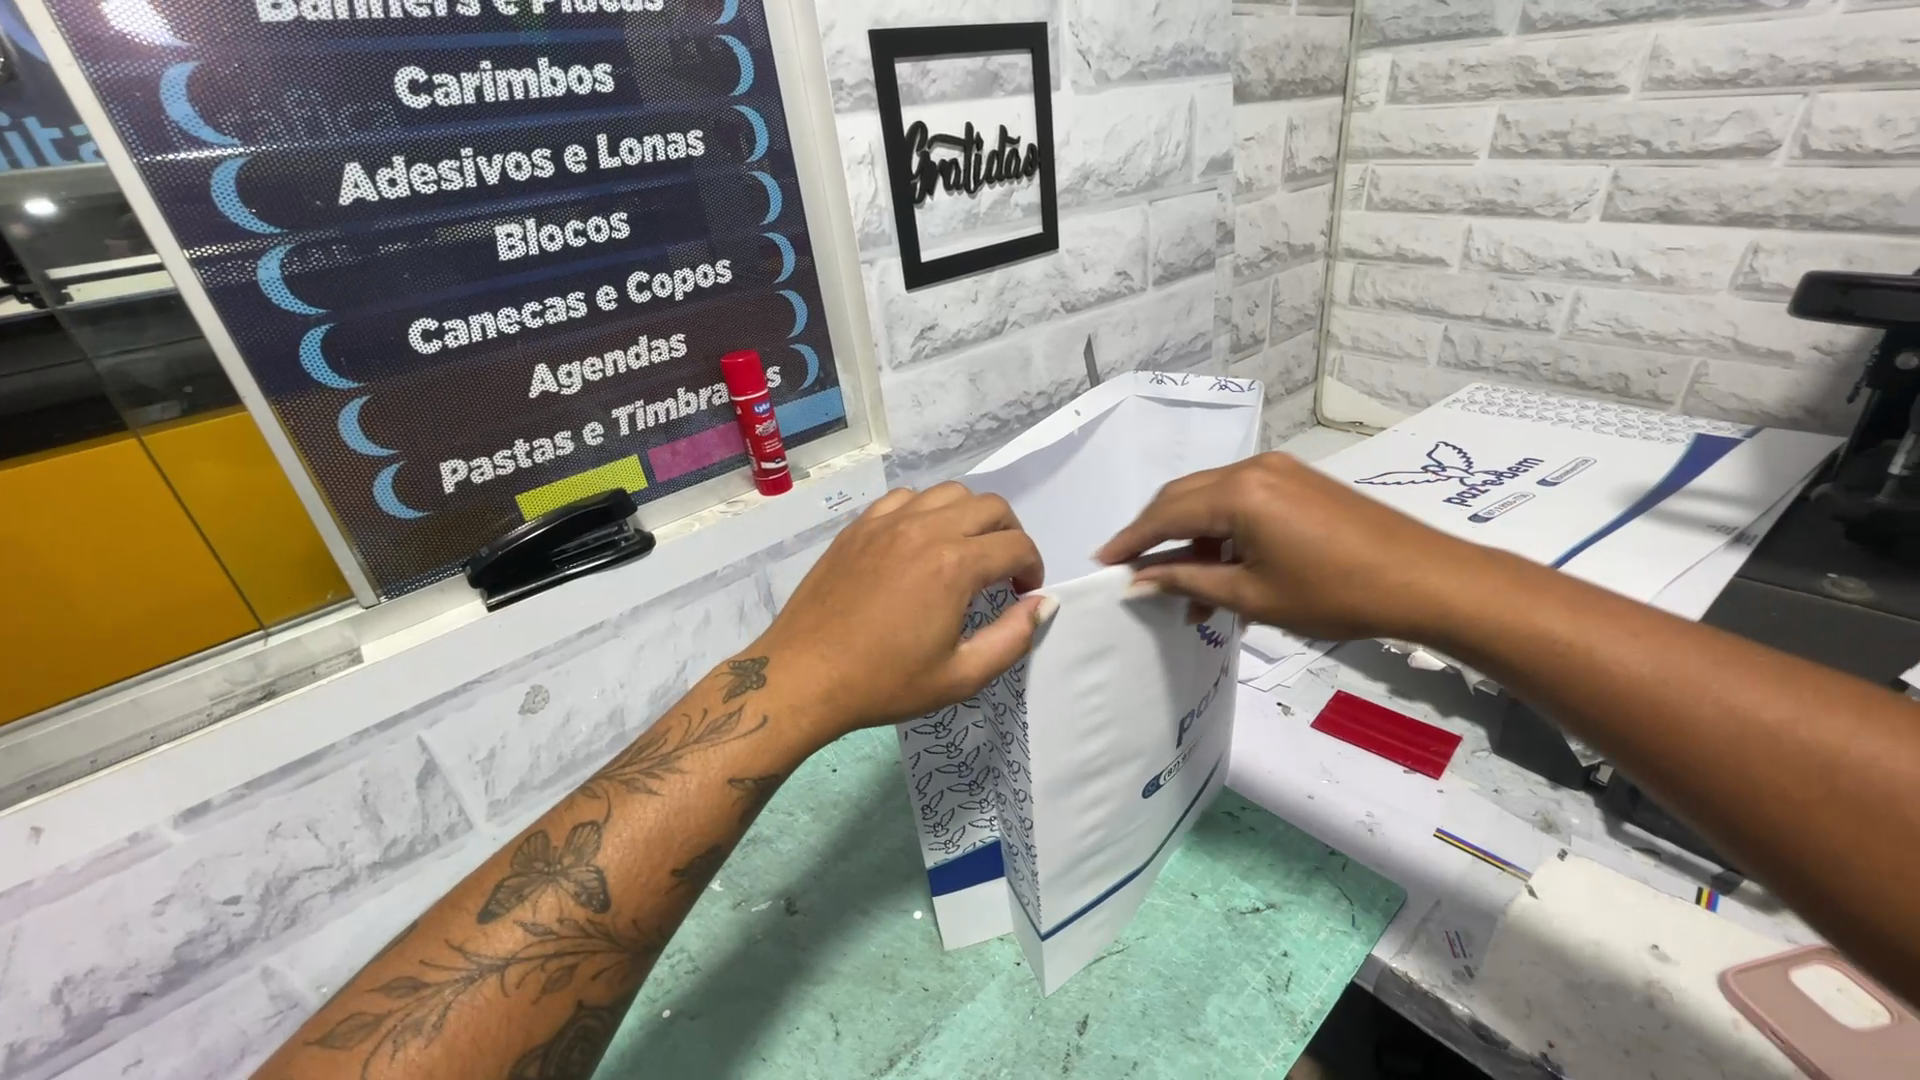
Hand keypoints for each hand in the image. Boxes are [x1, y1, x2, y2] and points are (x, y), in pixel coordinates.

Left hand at [754, 483, 1050, 738]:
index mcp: (954, 565)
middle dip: (1009, 534)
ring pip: (948, 493)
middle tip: (1004, 571)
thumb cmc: (884, 683)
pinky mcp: (859, 527)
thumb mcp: (960, 676)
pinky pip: (906, 498)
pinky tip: (919, 543)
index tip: (1025, 593)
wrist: (805, 676)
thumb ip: (1012, 638)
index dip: (1033, 567)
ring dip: (970, 517)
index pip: (1016, 546)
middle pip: (990, 506)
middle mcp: (925, 529)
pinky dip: (926, 511)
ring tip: (965, 552)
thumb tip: (1042, 604)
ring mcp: (887, 522)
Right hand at [1097, 453, 1480, 641]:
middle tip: (1136, 573)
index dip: (1130, 541)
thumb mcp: (1251, 597)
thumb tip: (1139, 580)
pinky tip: (1224, 573)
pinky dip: (1223, 534)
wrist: (1425, 581)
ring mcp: (1278, 471)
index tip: (1102, 563)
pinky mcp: (1298, 481)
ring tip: (1187, 592)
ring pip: (1211, 501)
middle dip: (1155, 536)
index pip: (1164, 515)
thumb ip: (1188, 581)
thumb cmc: (1334, 594)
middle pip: (1182, 498)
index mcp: (1237, 493)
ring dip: (1193, 541)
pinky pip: (1242, 502)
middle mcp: (1252, 469)